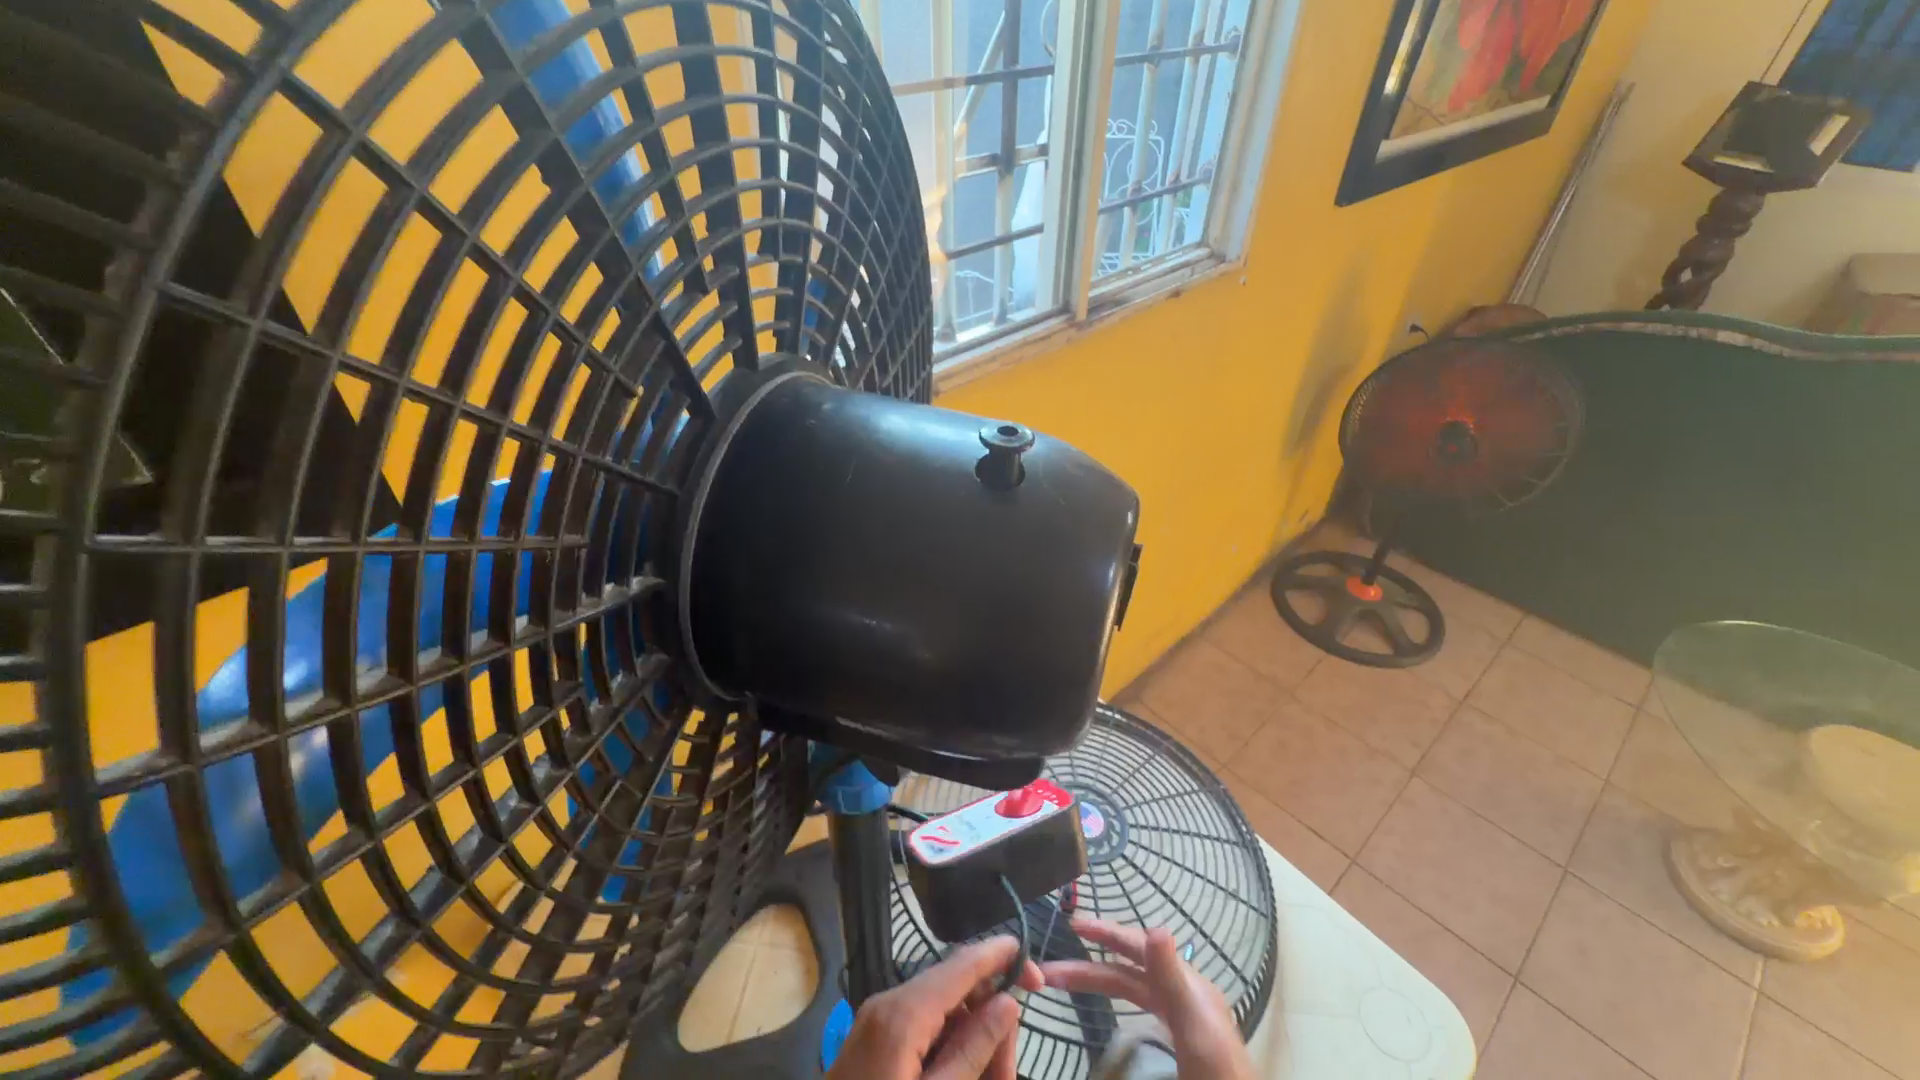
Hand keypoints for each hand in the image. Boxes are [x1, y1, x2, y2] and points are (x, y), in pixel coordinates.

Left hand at [826, 936, 1043, 1079]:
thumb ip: (973, 1050)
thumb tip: (1008, 1002)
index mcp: (903, 1013)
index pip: (962, 965)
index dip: (999, 957)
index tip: (1033, 964)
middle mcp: (889, 1003)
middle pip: (956, 990)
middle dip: (989, 1025)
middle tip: (1008, 1074)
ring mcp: (878, 1019)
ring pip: (942, 1011)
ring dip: (971, 1042)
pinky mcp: (874, 1037)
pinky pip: (923, 1027)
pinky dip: (948, 1048)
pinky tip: (962, 1076)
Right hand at [1040, 918, 1254, 1079]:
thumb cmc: (1218, 1075)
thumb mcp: (1194, 1027)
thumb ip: (1172, 979)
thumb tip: (1155, 927)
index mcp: (1187, 986)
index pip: (1138, 949)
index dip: (1106, 934)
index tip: (1072, 926)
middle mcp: (1184, 994)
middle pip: (1128, 972)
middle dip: (1089, 967)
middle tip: (1050, 970)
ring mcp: (1183, 1017)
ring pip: (1133, 988)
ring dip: (1099, 981)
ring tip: (1066, 981)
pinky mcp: (1183, 1039)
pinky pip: (1143, 1005)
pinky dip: (1120, 997)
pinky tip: (1113, 1002)